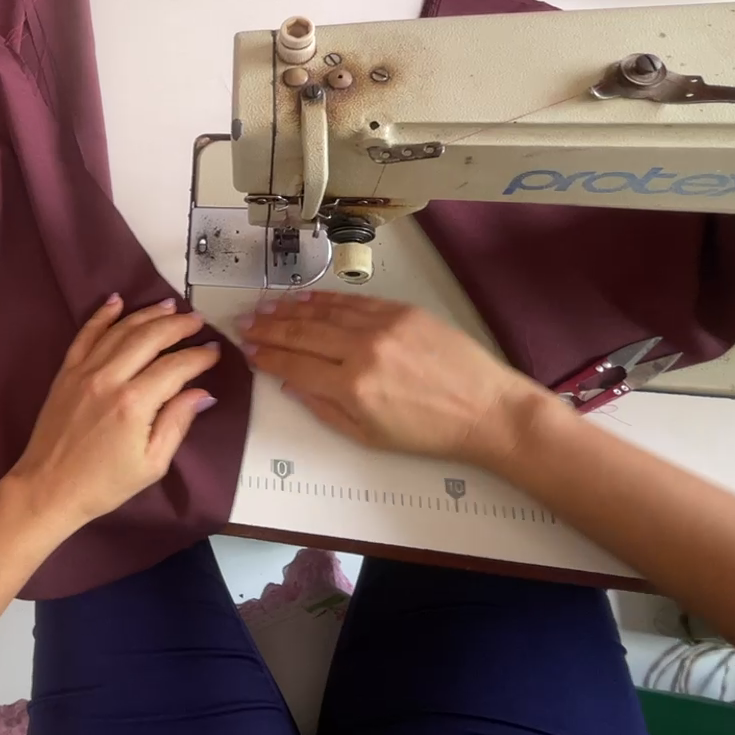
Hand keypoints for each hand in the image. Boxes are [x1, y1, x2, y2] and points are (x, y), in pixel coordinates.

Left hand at [2, 295, 221, 532]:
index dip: (198, 356)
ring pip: (120, 330)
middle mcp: (110, 378)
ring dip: (147, 315)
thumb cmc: (104, 484)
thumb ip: (177, 422)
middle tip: (197, 321)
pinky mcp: (66, 371)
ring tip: (169, 306)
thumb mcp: (152, 464)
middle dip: (177, 326)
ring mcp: (84, 371)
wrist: (49, 488)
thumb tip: (202, 393)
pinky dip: (102, 316)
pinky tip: (116, 301)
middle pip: (149, 338)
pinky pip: (85, 335)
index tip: (214, 351)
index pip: (175, 367)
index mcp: (134, 404)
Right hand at [237, 293, 563, 466]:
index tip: (247, 349)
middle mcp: (361, 351)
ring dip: (288, 309)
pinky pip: (351, 301)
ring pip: (322, 312)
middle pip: (301, 333)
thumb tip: (289, 383)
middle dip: (268, 328)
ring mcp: (381, 326)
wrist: (489, 410)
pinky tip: (303, 299)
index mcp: (351, 387)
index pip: (293, 365)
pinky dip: (323, 299)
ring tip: (265, 307)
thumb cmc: (428, 433)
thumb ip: (323, 408)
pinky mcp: (401, 311)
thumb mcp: (368, 435)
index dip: (266, 356)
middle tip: (245, 322)